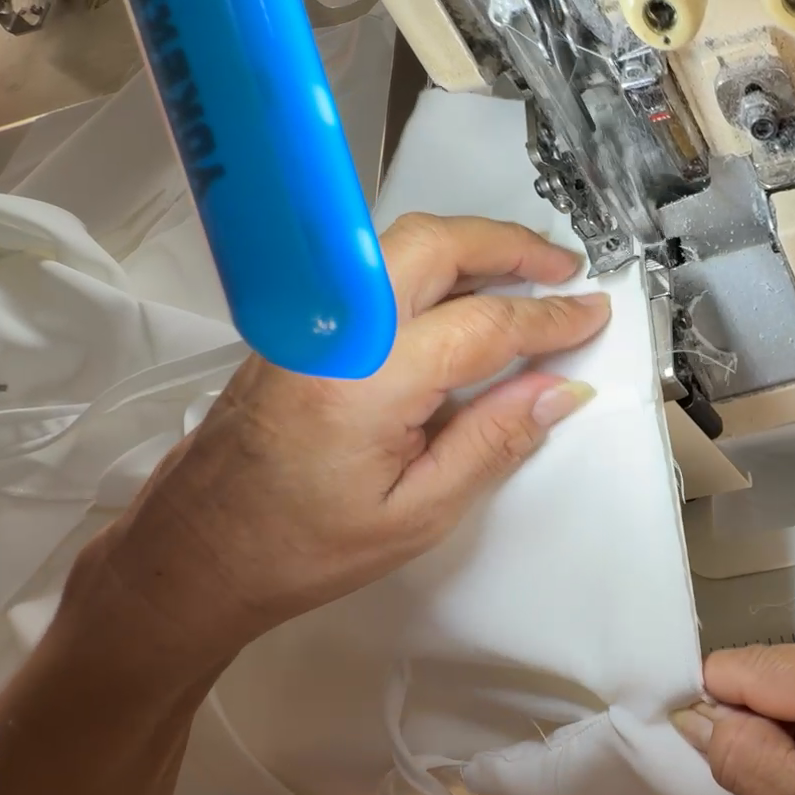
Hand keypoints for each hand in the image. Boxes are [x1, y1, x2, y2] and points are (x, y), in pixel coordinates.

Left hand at [77, 213, 610, 660]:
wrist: (198, 549)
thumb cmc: (312, 545)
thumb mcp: (423, 511)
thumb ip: (495, 442)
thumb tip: (562, 390)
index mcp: (366, 383)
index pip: (481, 325)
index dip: (549, 318)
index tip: (596, 313)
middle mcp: (333, 331)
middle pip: (431, 245)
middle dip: (510, 246)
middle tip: (568, 269)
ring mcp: (309, 321)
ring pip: (399, 245)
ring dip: (474, 246)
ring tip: (533, 271)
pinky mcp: (303, 327)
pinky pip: (380, 271)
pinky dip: (440, 265)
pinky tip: (474, 293)